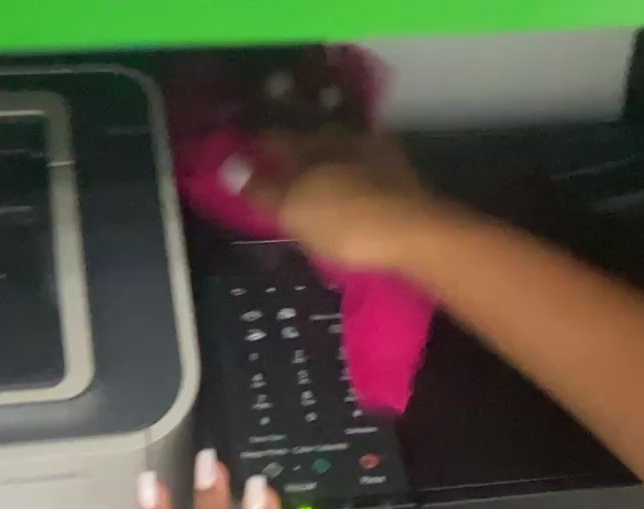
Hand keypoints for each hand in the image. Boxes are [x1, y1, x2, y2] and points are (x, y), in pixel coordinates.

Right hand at [243, 128, 463, 272]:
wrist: (414, 236)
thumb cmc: (346, 222)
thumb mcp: (294, 210)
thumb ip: (263, 190)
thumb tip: (229, 168)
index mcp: (315, 145)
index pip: (276, 139)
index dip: (256, 149)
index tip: (241, 162)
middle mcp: (346, 142)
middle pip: (311, 144)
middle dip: (294, 158)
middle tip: (278, 176)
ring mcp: (377, 159)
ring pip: (341, 158)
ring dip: (326, 171)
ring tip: (314, 191)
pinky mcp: (401, 182)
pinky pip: (365, 177)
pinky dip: (351, 186)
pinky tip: (350, 201)